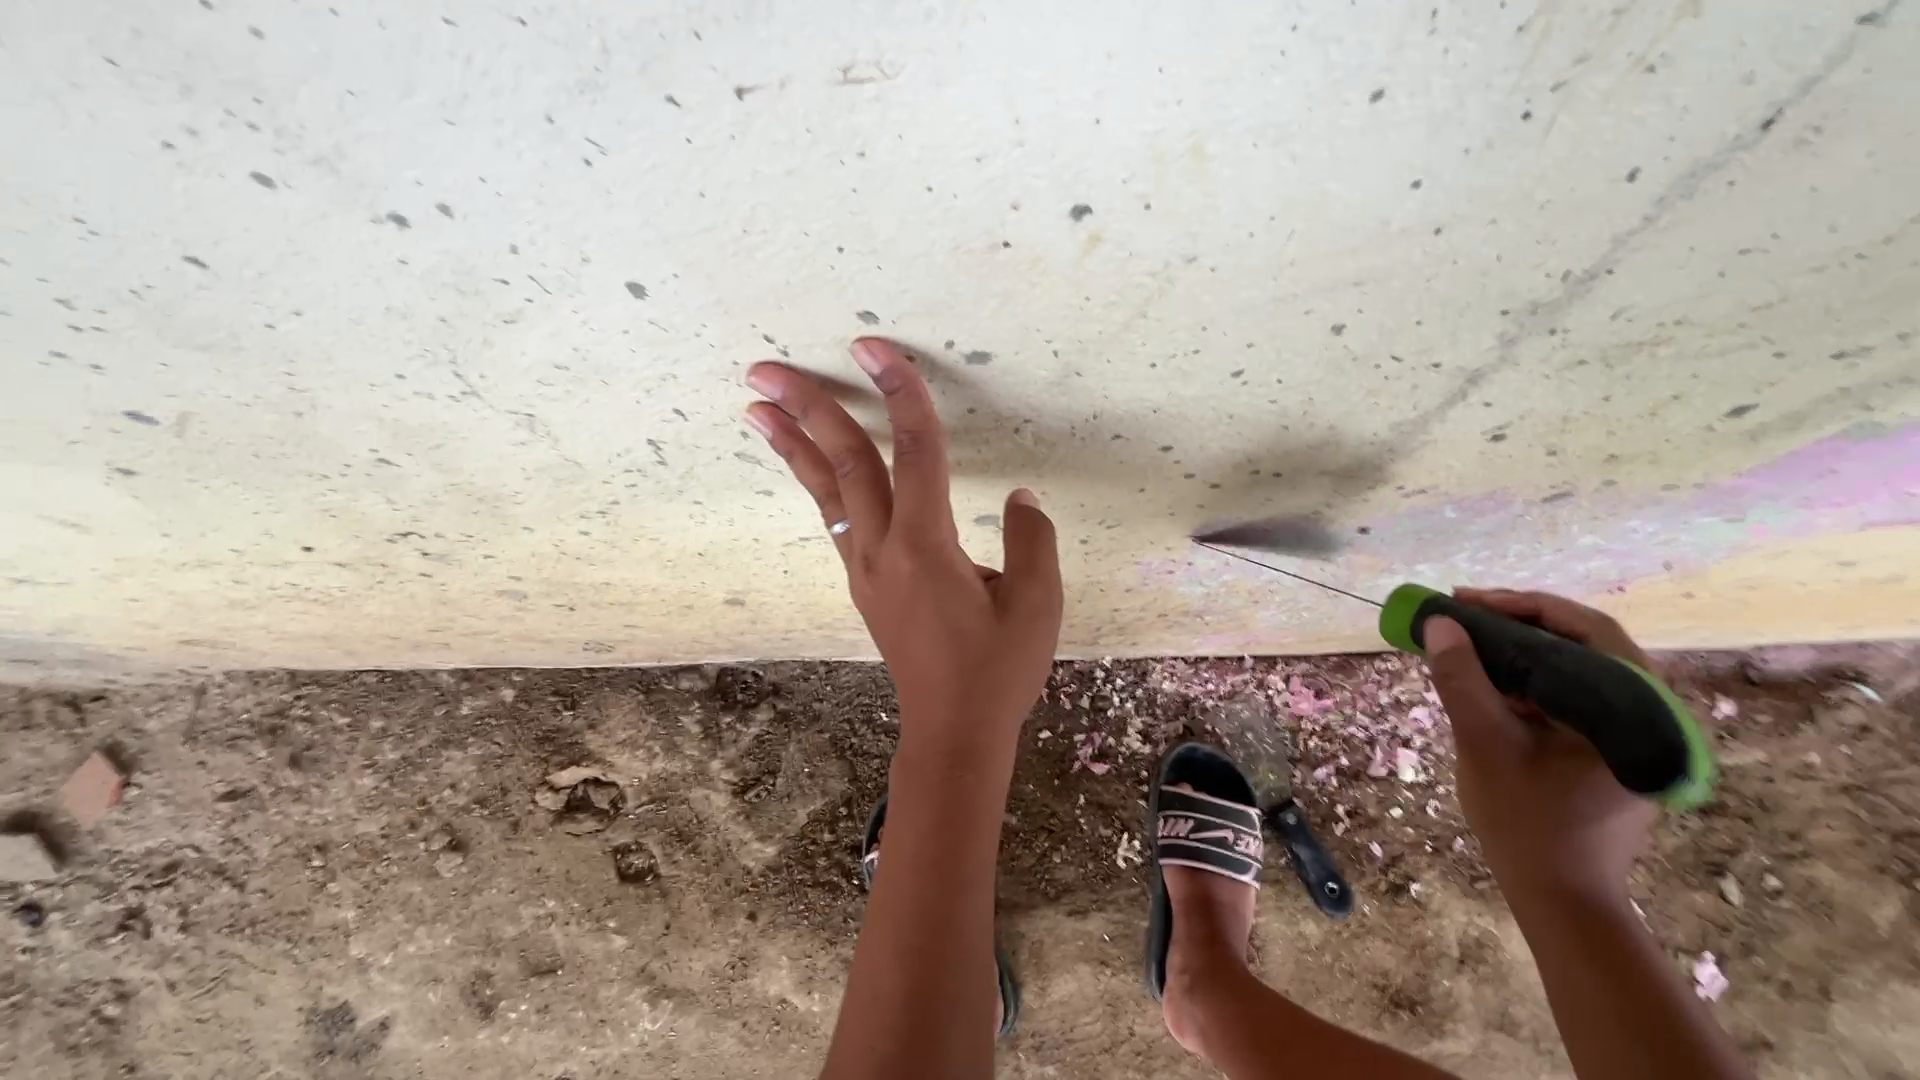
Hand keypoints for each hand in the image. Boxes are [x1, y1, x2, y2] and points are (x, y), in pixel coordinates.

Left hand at [744, 338, 1063, 750]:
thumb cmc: (998, 671)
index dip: (902, 395)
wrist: (952, 731)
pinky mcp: (864, 584)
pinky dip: (816, 482)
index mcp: (927, 547)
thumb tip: (1021, 497)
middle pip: (845, 463)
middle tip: (763, 368)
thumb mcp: (1037, 604)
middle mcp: (883, 549)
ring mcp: (866, 568)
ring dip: (794, 445)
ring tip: (756, 408)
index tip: (876, 349)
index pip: (916, 452)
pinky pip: (835, 518)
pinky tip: (809, 467)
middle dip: (808, 408)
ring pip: (827, 492)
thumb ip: (1032, 539)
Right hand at [1425, 588, 1659, 906]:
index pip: (1586, 628)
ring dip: (1520, 649)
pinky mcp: (1613, 746)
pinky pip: (1572, 693)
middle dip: (1517, 622)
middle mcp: (1648, 711)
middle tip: (1461, 614)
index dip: (1523, 605)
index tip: (1466, 600)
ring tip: (1467, 641)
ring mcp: (1633, 731)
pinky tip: (1489, 680)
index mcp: (1636, 707)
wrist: (1562, 896)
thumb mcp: (1485, 743)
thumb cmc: (1527, 822)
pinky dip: (1530, 678)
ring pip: (1576, 667)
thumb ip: (1463, 680)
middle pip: (1583, 642)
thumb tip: (1439, 624)